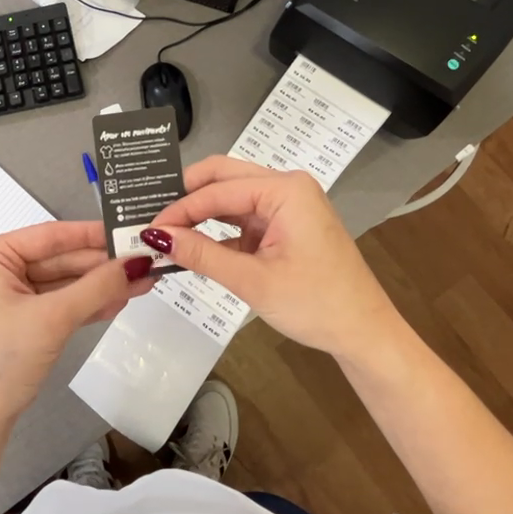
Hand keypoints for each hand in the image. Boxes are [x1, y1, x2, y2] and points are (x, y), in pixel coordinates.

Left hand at [0, 222, 154, 431]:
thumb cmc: (6, 357)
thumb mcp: (54, 318)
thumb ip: (97, 287)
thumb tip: (140, 261)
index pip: (51, 235)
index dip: (94, 234)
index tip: (132, 230)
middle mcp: (1, 267)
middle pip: (61, 258)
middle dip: (103, 264)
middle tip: (148, 260)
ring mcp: (13, 294)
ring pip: (66, 281)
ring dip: (102, 285)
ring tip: (145, 281)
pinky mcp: (26, 318)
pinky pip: (62, 302)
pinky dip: (89, 303)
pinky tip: (121, 300)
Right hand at [147, 156, 399, 359]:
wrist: (365, 335)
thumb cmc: (316, 304)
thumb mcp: (252, 280)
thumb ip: (201, 254)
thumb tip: (154, 237)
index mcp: (285, 189)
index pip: (217, 190)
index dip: (179, 208)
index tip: (147, 229)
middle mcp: (286, 186)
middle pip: (222, 178)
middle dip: (185, 197)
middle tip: (150, 217)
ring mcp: (286, 205)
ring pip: (229, 196)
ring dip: (198, 213)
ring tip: (163, 229)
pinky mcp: (283, 225)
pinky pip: (240, 217)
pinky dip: (215, 229)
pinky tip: (190, 244)